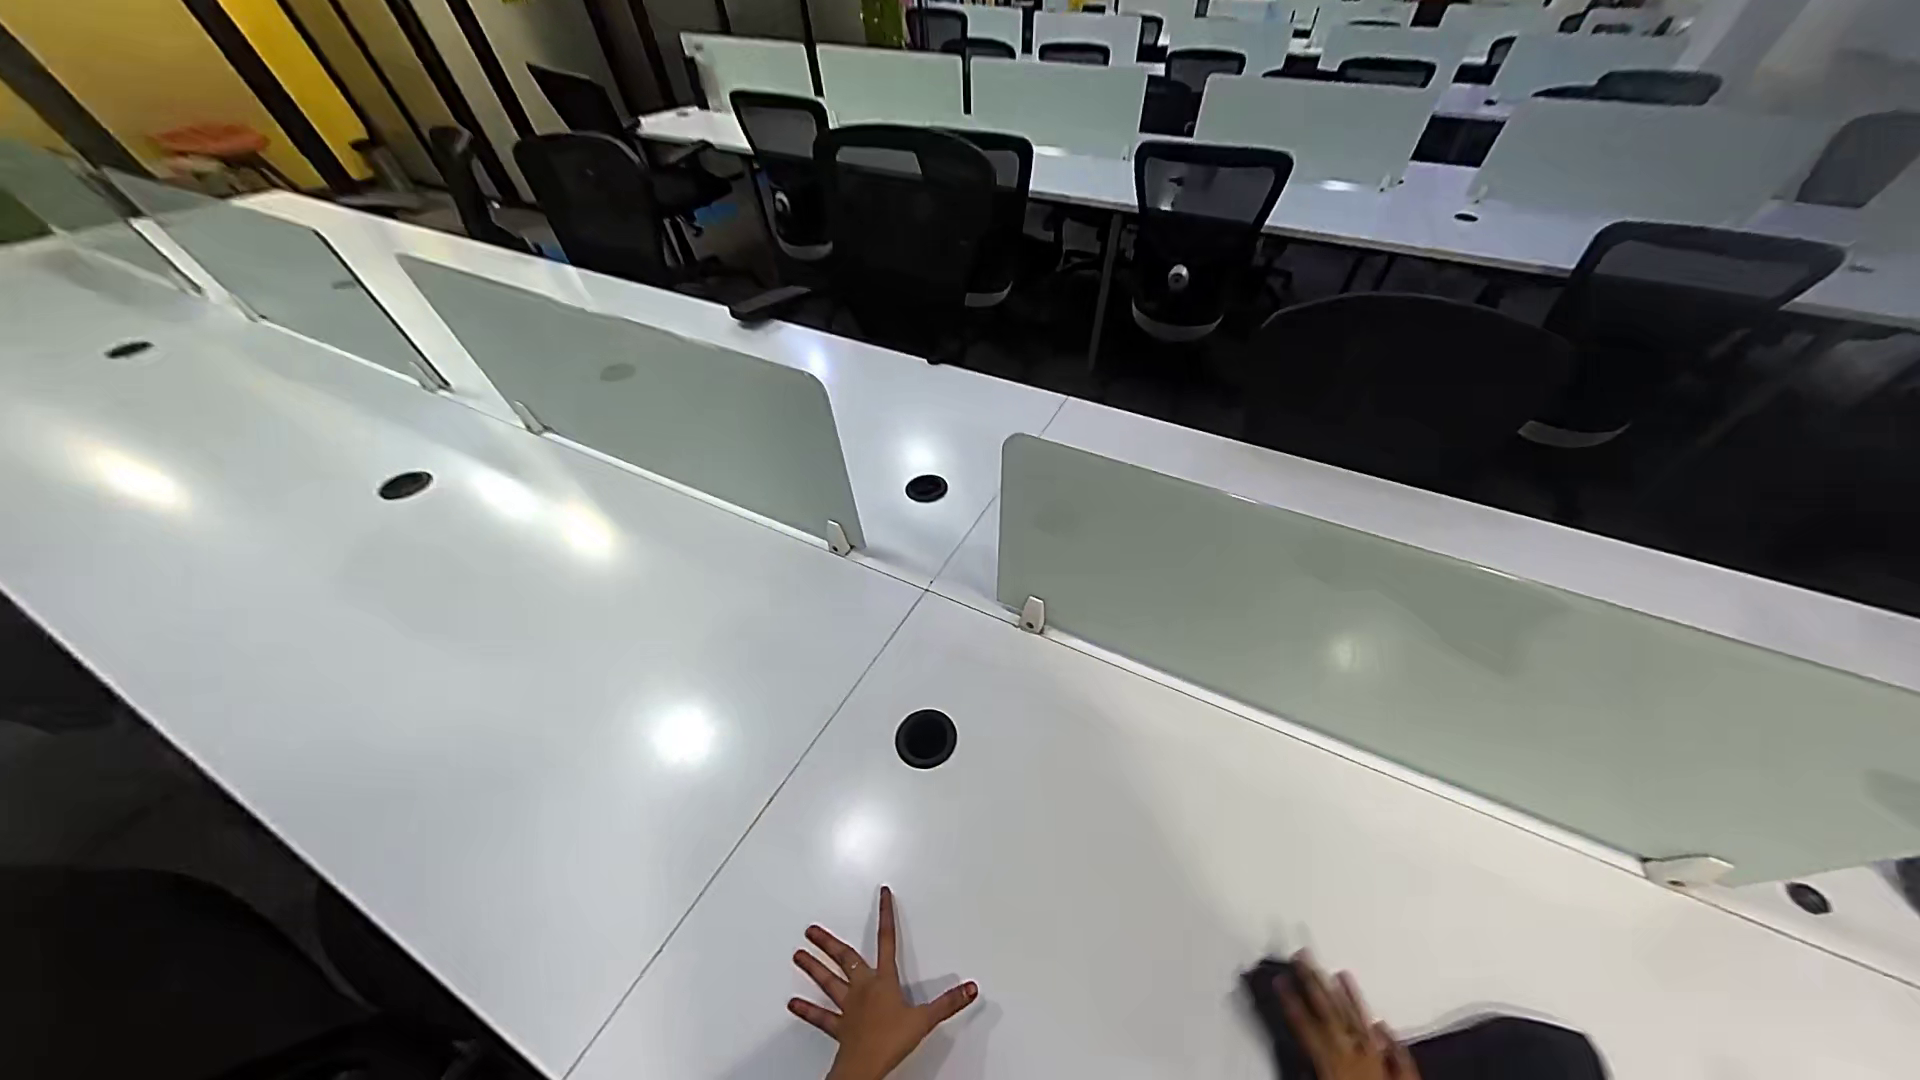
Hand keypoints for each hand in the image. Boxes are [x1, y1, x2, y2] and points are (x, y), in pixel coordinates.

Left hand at [788, 886, 978, 1079]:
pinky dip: (807, 1010)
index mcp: (883, 980)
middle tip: (812, 929)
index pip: (887, 939)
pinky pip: (820, 1016)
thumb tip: (969, 989)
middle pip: (845, 958)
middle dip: (828, 942)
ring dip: (813, 967)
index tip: (882, 895)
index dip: (886, 915)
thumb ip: (948, 1003)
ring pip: (827, 981)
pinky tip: (793, 1004)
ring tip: (798, 954)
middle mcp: (862, 987)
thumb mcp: (925, 1019)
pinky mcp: (838, 1027)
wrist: (865, 1067)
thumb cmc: (891, 1040)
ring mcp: (847, 1007)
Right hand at [1277, 950, 1418, 1079]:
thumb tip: (1297, 1059)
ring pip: (1365, 1027)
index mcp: (1336, 1066)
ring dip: (1353, 1000)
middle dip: (1316, 983)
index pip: (1307, 1026)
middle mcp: (1360, 1060)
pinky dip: (1391, 1040)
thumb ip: (1313, 1073)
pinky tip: (1383, 1024)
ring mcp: (1385, 1070)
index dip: (1292, 1001)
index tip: (1279, 977)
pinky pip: (1400, 1058)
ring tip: (1342, 972)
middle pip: (1333, 1014)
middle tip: (1303, 953)